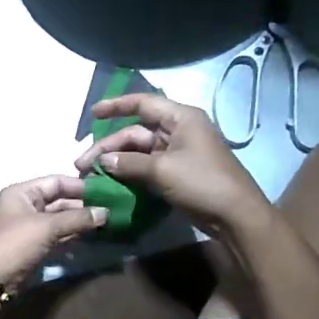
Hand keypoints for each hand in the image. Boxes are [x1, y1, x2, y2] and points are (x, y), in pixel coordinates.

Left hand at [0, 176, 108, 288]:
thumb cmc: (15, 243)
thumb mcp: (47, 227)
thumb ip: (78, 218)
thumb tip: (107, 212)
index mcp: (23, 192)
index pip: (56, 181)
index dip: (80, 185)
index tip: (105, 191)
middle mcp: (26, 205)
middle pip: (60, 200)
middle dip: (83, 205)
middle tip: (110, 209)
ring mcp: (30, 226)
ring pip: (61, 219)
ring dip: (80, 221)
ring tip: (106, 223)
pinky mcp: (34, 245)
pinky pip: (58, 234)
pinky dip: (73, 235)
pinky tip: (92, 236)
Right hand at [74, 95, 270, 234]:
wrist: (235, 215)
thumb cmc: (202, 182)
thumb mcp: (162, 170)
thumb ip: (130, 163)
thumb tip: (104, 161)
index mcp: (181, 118)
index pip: (143, 103)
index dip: (116, 105)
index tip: (92, 113)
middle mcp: (180, 130)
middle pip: (137, 131)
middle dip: (110, 146)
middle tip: (83, 164)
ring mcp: (180, 153)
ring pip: (141, 151)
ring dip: (118, 161)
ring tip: (92, 175)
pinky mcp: (179, 174)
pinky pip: (149, 167)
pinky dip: (131, 173)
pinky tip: (112, 183)